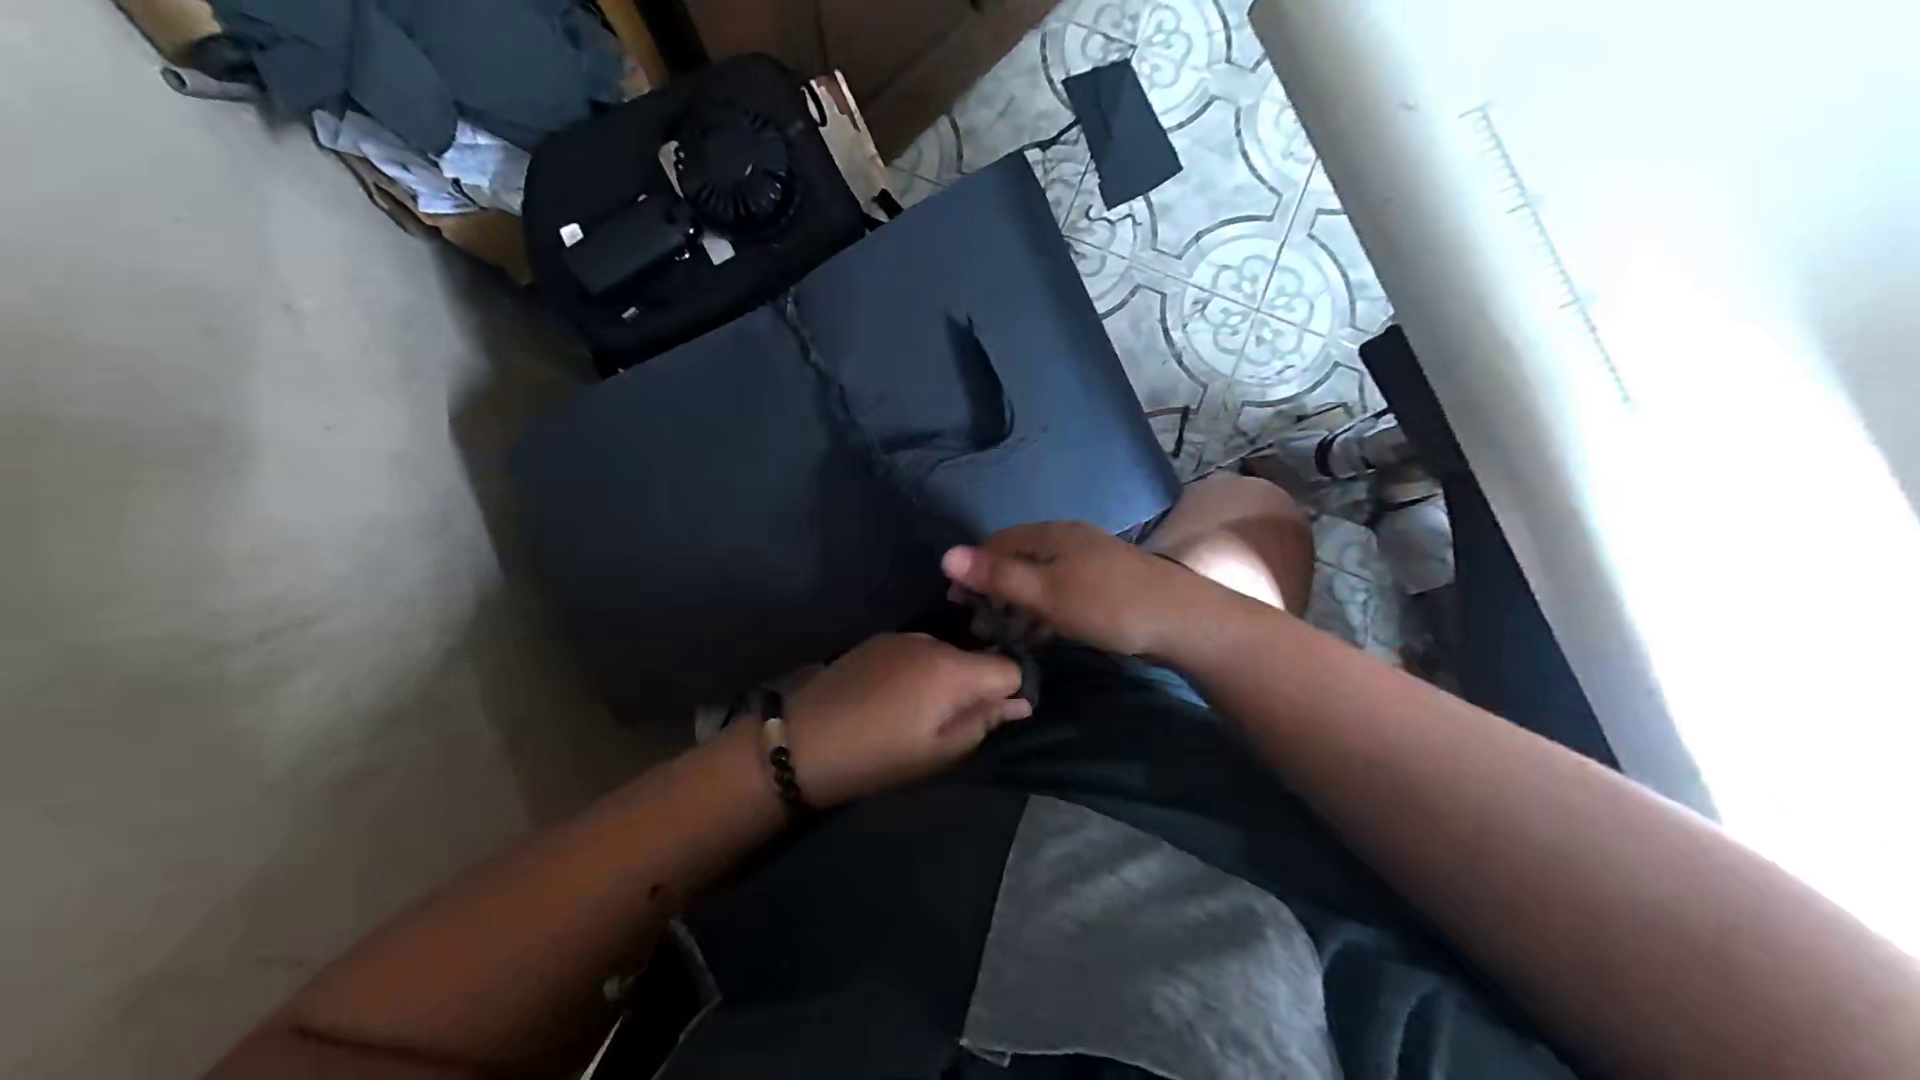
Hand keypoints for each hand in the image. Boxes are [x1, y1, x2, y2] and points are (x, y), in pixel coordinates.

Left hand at [782, 633, 1031, 806]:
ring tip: (916, 713)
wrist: (801, 739)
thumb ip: (984, 721)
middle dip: (976, 686)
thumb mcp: (938, 752)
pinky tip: (893, 698)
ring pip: (947, 655)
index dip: (1011, 692)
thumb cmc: (877, 756)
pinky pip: (918, 652)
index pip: (1010, 666)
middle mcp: (932, 641)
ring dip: (945, 679)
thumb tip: (1020, 701)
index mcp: (952, 668)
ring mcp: (902, 636)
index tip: (994, 717)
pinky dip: (919, 671)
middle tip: (949, 724)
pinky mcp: (877, 641)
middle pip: (977, 658)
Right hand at [941, 521, 1219, 658]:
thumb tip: (946, 555)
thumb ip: (998, 576)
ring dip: (1018, 606)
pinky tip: (1038, 637)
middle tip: (981, 625)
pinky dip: (1043, 613)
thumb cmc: (1108, 604)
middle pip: (1019, 561)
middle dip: (995, 591)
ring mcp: (1089, 565)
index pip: (998, 543)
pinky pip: (1061, 595)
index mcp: (1052, 535)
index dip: (974, 569)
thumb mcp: (1046, 592)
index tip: (957, 602)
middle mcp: (1069, 542)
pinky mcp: (1104, 588)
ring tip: (1004, 636)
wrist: (1182, 621)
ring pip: (1041, 581)